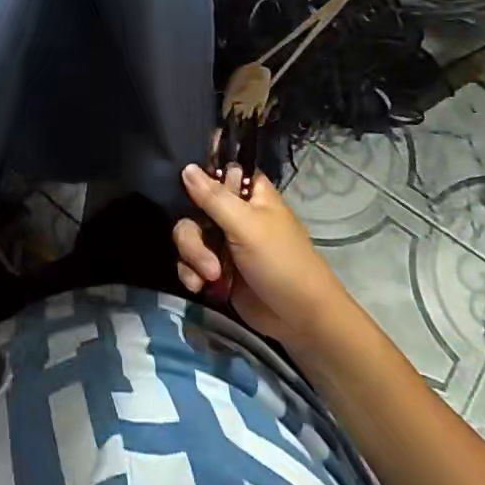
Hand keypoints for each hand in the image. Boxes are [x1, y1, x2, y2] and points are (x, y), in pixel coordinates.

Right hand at [173, 163, 357, 344]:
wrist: (298, 318)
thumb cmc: (281, 261)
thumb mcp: (247, 225)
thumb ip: (213, 197)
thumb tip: (187, 167)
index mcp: (248, 192)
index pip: (215, 170)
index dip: (197, 179)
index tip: (187, 194)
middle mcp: (232, 211)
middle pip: (192, 207)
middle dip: (193, 235)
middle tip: (207, 258)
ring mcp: (222, 240)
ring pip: (188, 235)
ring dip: (192, 256)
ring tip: (210, 277)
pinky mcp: (215, 267)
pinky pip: (188, 260)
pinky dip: (191, 273)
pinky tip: (200, 286)